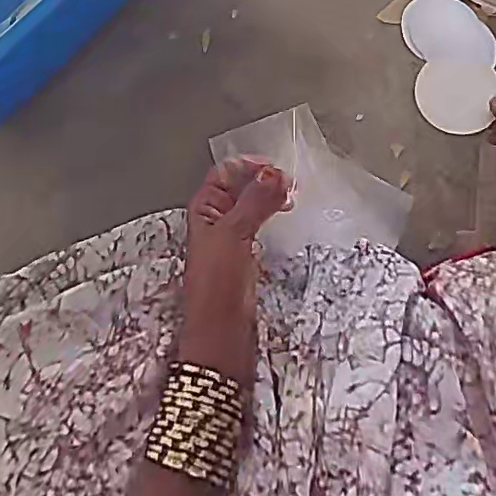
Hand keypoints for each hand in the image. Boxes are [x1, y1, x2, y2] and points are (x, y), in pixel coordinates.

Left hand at [183, 161, 290, 312]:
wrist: (222, 330)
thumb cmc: (218, 282)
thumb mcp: (234, 233)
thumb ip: (255, 201)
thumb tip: (273, 173)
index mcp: (204, 207)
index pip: (226, 171)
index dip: (249, 165)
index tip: (275, 168)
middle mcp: (216, 216)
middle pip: (242, 184)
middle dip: (265, 179)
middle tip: (289, 183)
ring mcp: (232, 233)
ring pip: (253, 202)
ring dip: (271, 194)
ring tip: (291, 196)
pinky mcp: (247, 248)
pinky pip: (261, 219)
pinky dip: (274, 211)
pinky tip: (285, 212)